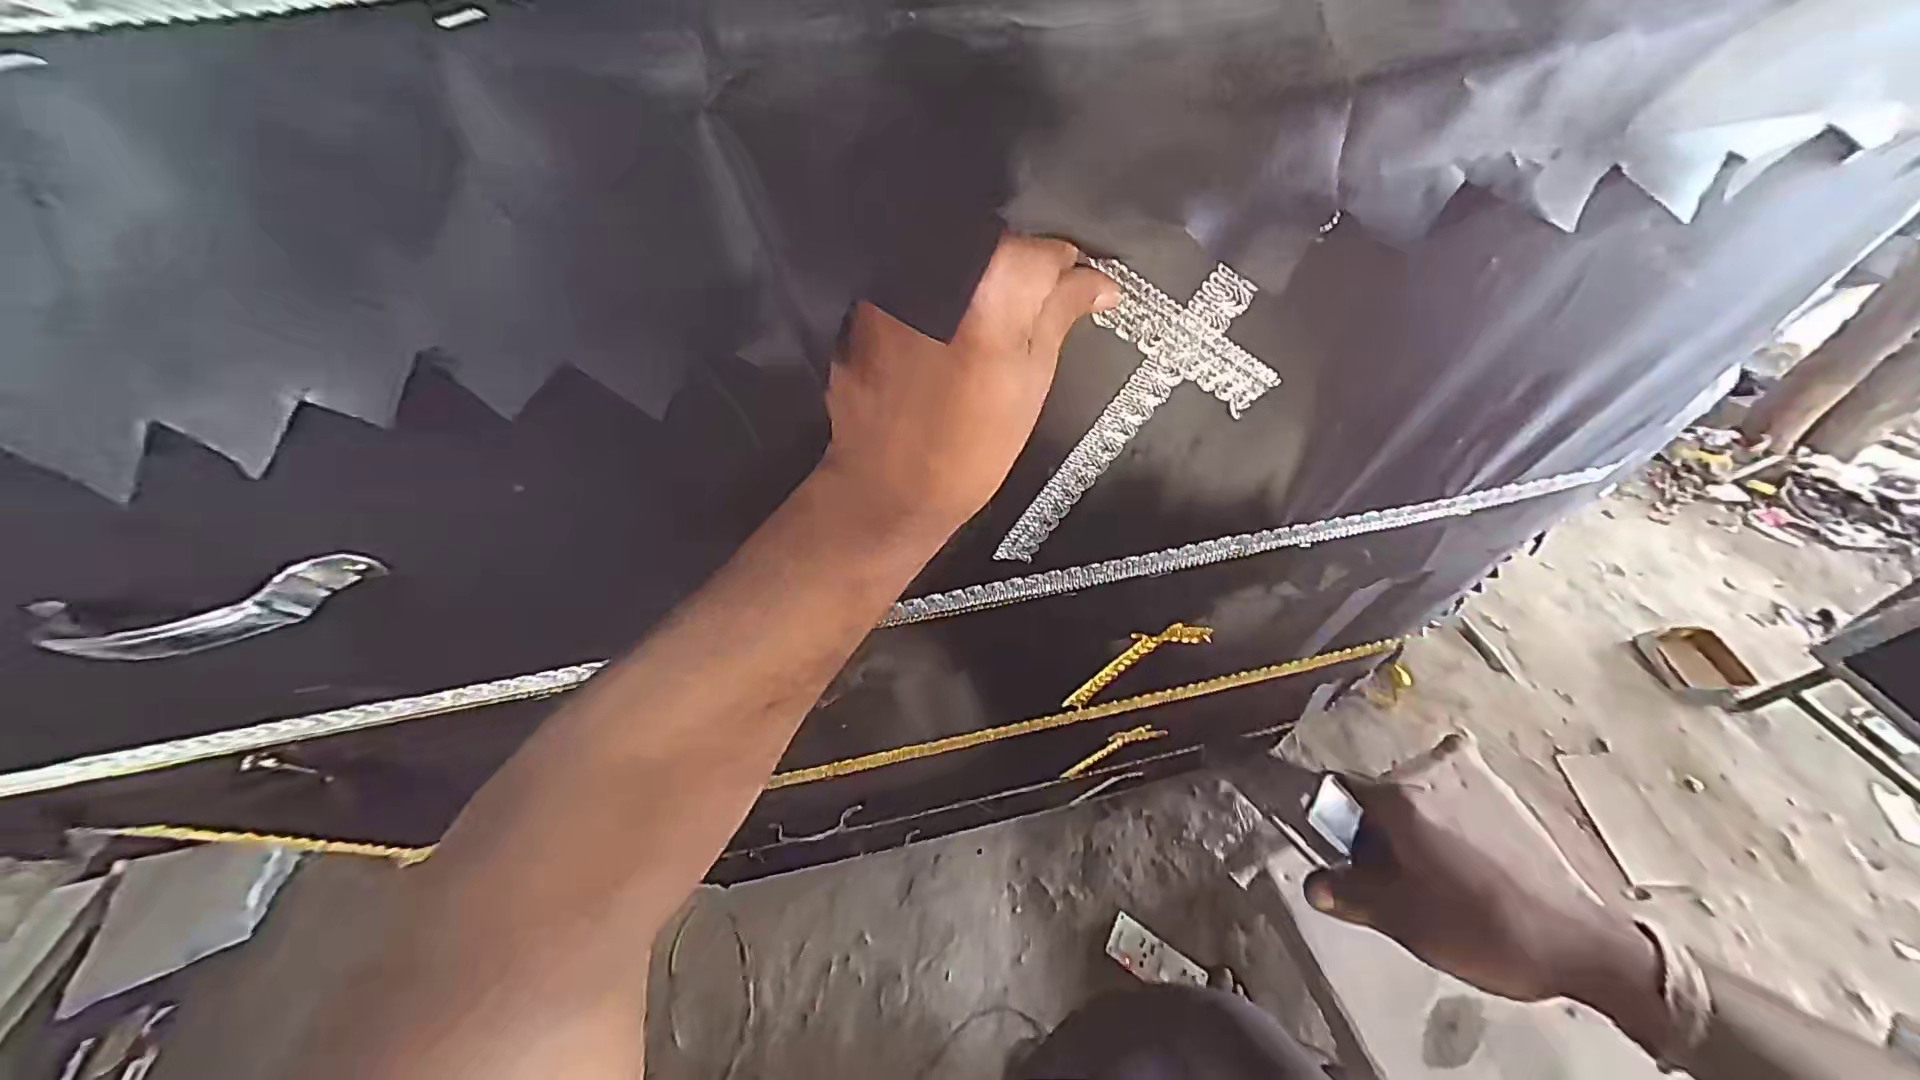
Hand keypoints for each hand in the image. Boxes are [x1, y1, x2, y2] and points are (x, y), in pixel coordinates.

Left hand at [813, 234, 1118, 538]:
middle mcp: (932, 278)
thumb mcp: (1030, 385)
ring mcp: (889, 292)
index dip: (1066, 271)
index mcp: (988, 295)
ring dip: (974, 290)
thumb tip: (1096, 282)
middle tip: (1024, 324)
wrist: (889, 491)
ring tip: (974, 344)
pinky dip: (934, 306)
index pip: (1045, 248)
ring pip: (953, 265)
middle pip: (995, 246)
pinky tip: (937, 349)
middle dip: (1018, 277)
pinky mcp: (861, 310)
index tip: (1071, 292)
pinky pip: (913, 288)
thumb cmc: (967, 452)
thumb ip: (1060, 317)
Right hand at [1303, 733, 1659, 1006]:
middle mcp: (1427, 772)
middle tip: (1392, 866)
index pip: (1336, 788)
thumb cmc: (1484, 930)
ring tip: (1435, 861)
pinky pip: (1455, 777)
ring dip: (1415, 812)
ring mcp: (1470, 775)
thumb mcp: (1400, 919)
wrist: (1579, 947)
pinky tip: (1462, 836)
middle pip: (1378, 788)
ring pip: (1416, 785)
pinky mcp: (1503, 789)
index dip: (1334, 820)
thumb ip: (1346, 893)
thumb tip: (1315, 884)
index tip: (1345, 849)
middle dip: (1377, 821)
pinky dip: (1449, 797)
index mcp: (1396, 799)